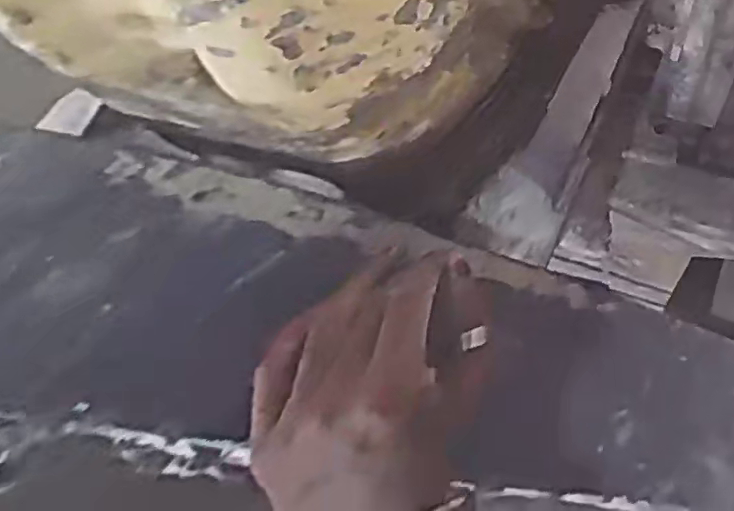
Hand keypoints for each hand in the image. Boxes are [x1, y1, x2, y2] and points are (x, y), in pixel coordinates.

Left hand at [251, 250, 491, 510]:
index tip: (444, 259)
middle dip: (399, 276)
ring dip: (355, 287)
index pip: (407, 302)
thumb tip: (465, 281)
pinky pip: (275, 362)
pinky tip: (326, 308)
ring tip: (380, 267)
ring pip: (322, 324)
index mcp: (391, 392)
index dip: (428, 270)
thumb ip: (472, 340)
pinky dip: (302, 327)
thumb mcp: (462, 405)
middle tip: (418, 266)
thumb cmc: (423, 475)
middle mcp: (336, 396)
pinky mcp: (261, 434)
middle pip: (367, 307)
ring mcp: (291, 416)